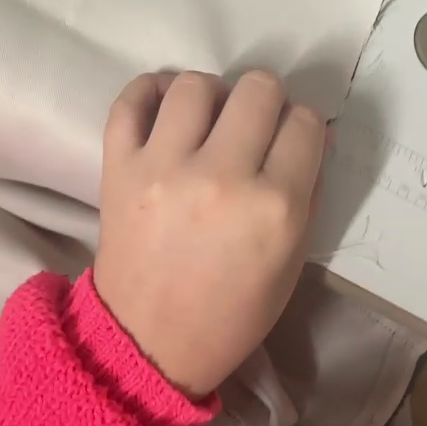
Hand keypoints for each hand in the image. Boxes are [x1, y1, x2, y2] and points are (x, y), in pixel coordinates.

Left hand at [92, 70, 327, 398]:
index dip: (302, 126)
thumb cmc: (230, 311)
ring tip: (207, 120)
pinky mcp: (118, 167)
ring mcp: (163, 167)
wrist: (147, 342)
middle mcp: (221, 177)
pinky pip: (129, 100)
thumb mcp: (291, 262)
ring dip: (211, 95)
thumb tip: (308, 134)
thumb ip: (307, 193)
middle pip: (258, 89)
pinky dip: (149, 91)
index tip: (288, 139)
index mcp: (274, 207)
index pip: (304, 122)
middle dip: (265, 101)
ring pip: (196, 83)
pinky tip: (164, 105)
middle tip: (251, 126)